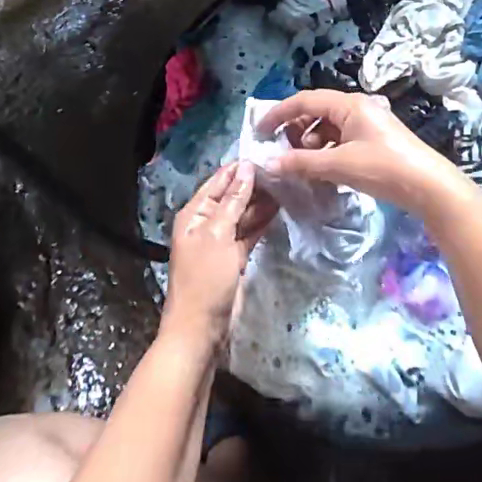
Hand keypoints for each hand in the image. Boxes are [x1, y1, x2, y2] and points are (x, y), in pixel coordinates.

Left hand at [161, 161, 273, 352]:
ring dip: (261, 202)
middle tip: (284, 168)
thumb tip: (247, 168)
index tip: (266, 153)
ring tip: (287, 184)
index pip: (218, 181)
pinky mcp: (234, 258)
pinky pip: (249, 233)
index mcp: (195, 213)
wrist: (200, 328)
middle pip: (231, 196)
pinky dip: (262, 222)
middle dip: (254, 183)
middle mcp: (206, 223)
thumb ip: (233, 201)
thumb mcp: (218, 235)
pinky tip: (280, 210)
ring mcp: (220, 241)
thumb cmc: (205, 279)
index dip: (240, 168)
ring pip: (242, 214)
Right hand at [255, 90, 478, 218]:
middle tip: (282, 150)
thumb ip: (302, 163)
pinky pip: (340, 139)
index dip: (279, 113)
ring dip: (311, 142)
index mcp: (349, 104)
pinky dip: (326, 150)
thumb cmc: (383, 168)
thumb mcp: (339, 165)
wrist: (429, 187)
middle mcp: (357, 108)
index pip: (304, 100)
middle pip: (316, 111)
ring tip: (304, 163)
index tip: (260, 130)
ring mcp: (367, 124)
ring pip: (328, 127)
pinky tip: (323, 170)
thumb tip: (269, 163)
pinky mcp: (374, 141)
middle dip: (295, 129)